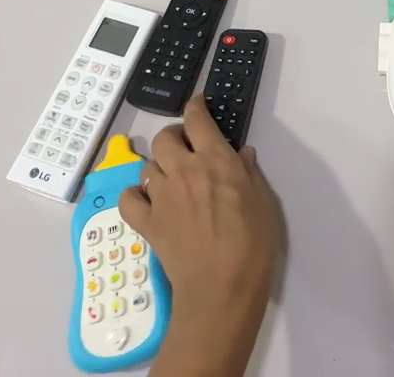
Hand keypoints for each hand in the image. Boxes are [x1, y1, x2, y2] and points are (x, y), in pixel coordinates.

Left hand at [120, 96, 282, 337]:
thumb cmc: (252, 244)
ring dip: (159, 167)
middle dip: (174, 136)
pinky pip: (129, 198)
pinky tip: (148, 201)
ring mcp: (162, 196)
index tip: (198, 104)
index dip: (196, 106)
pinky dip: (135, 195)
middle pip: (165, 137)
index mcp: (215, 159)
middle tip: (185, 148)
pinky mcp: (147, 222)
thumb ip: (250, 173)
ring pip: (148, 165)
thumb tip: (242, 153)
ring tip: (170, 179)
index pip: (197, 118)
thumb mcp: (264, 202)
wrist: (222, 289)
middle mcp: (184, 169)